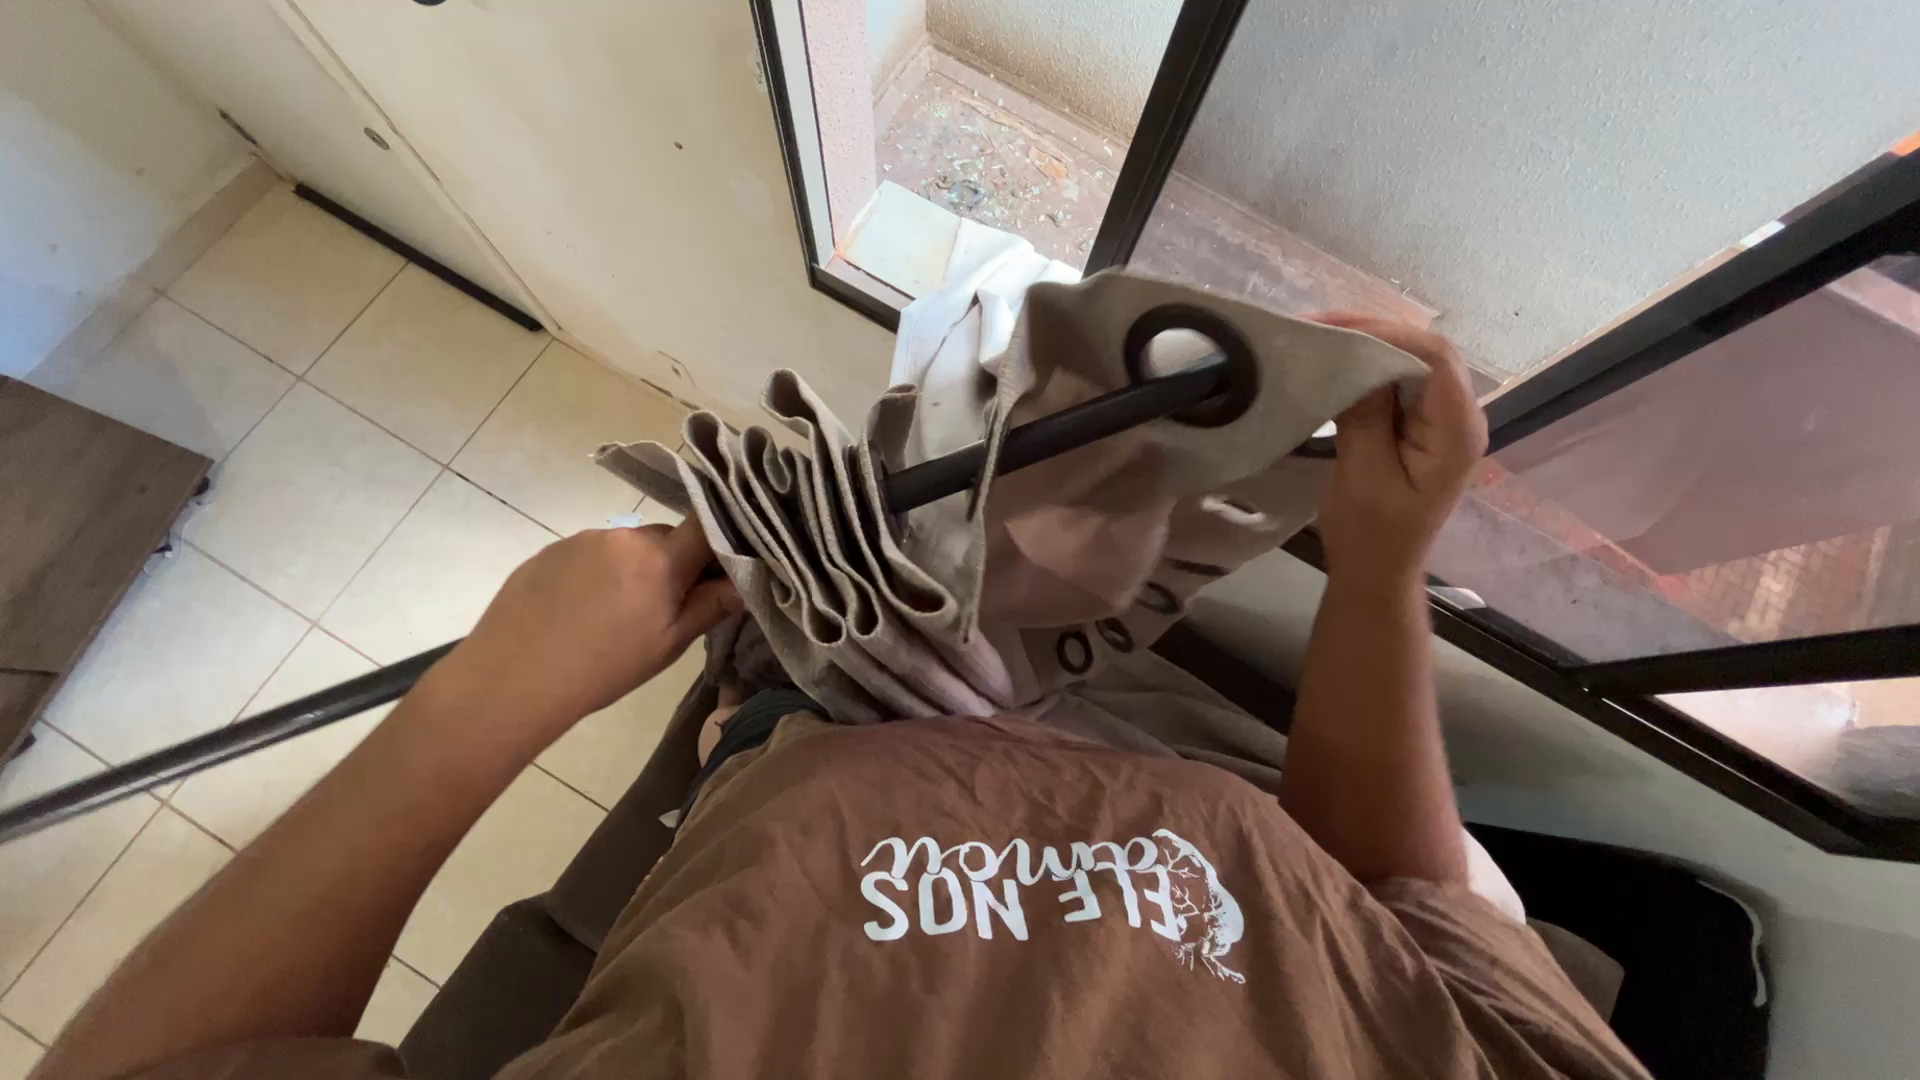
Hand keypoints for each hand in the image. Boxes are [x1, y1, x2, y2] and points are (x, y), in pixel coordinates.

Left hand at [424, 523, 740, 745]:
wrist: (512, 679)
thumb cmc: (604, 668)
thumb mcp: (670, 644)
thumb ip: (712, 606)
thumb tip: (745, 582)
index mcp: (659, 558)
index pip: (706, 525)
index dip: (721, 539)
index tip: (724, 566)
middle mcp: (624, 535)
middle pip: (668, 538)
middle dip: (676, 562)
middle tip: (667, 605)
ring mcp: (583, 539)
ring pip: (629, 545)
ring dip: (636, 567)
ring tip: (617, 612)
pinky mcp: (551, 550)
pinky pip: (592, 552)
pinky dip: (600, 572)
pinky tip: (583, 609)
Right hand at [1310, 312, 1486, 586]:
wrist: (1377, 571)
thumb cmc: (1370, 534)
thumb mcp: (1362, 478)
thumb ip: (1367, 418)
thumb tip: (1357, 364)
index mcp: (1456, 432)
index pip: (1435, 359)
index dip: (1387, 334)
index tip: (1334, 331)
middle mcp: (1460, 417)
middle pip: (1428, 352)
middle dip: (1375, 332)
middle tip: (1318, 327)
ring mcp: (1441, 420)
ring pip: (1413, 362)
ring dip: (1369, 347)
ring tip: (1322, 339)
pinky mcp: (1420, 426)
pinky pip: (1400, 382)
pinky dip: (1368, 367)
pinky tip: (1338, 365)